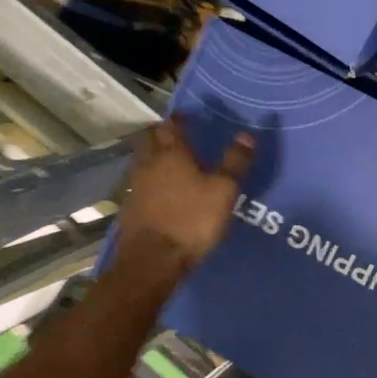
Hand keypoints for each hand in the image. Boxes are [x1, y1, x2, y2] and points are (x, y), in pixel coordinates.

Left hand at [115, 119, 254, 266]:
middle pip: (149, 140)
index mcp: (173, 154)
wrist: (152, 261)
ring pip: (142, 161)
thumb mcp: (223, 191)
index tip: (187, 116)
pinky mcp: (130, 208)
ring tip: (169, 161)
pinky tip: (160, 190)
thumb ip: (235, 162)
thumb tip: (247, 134)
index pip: (171, 126)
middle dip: (160, 134)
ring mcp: (136, 187)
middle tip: (176, 135)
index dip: (179, 119)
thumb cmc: (192, 220)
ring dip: (153, 156)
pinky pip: (139, 183)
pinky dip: (150, 180)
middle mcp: (149, 164)